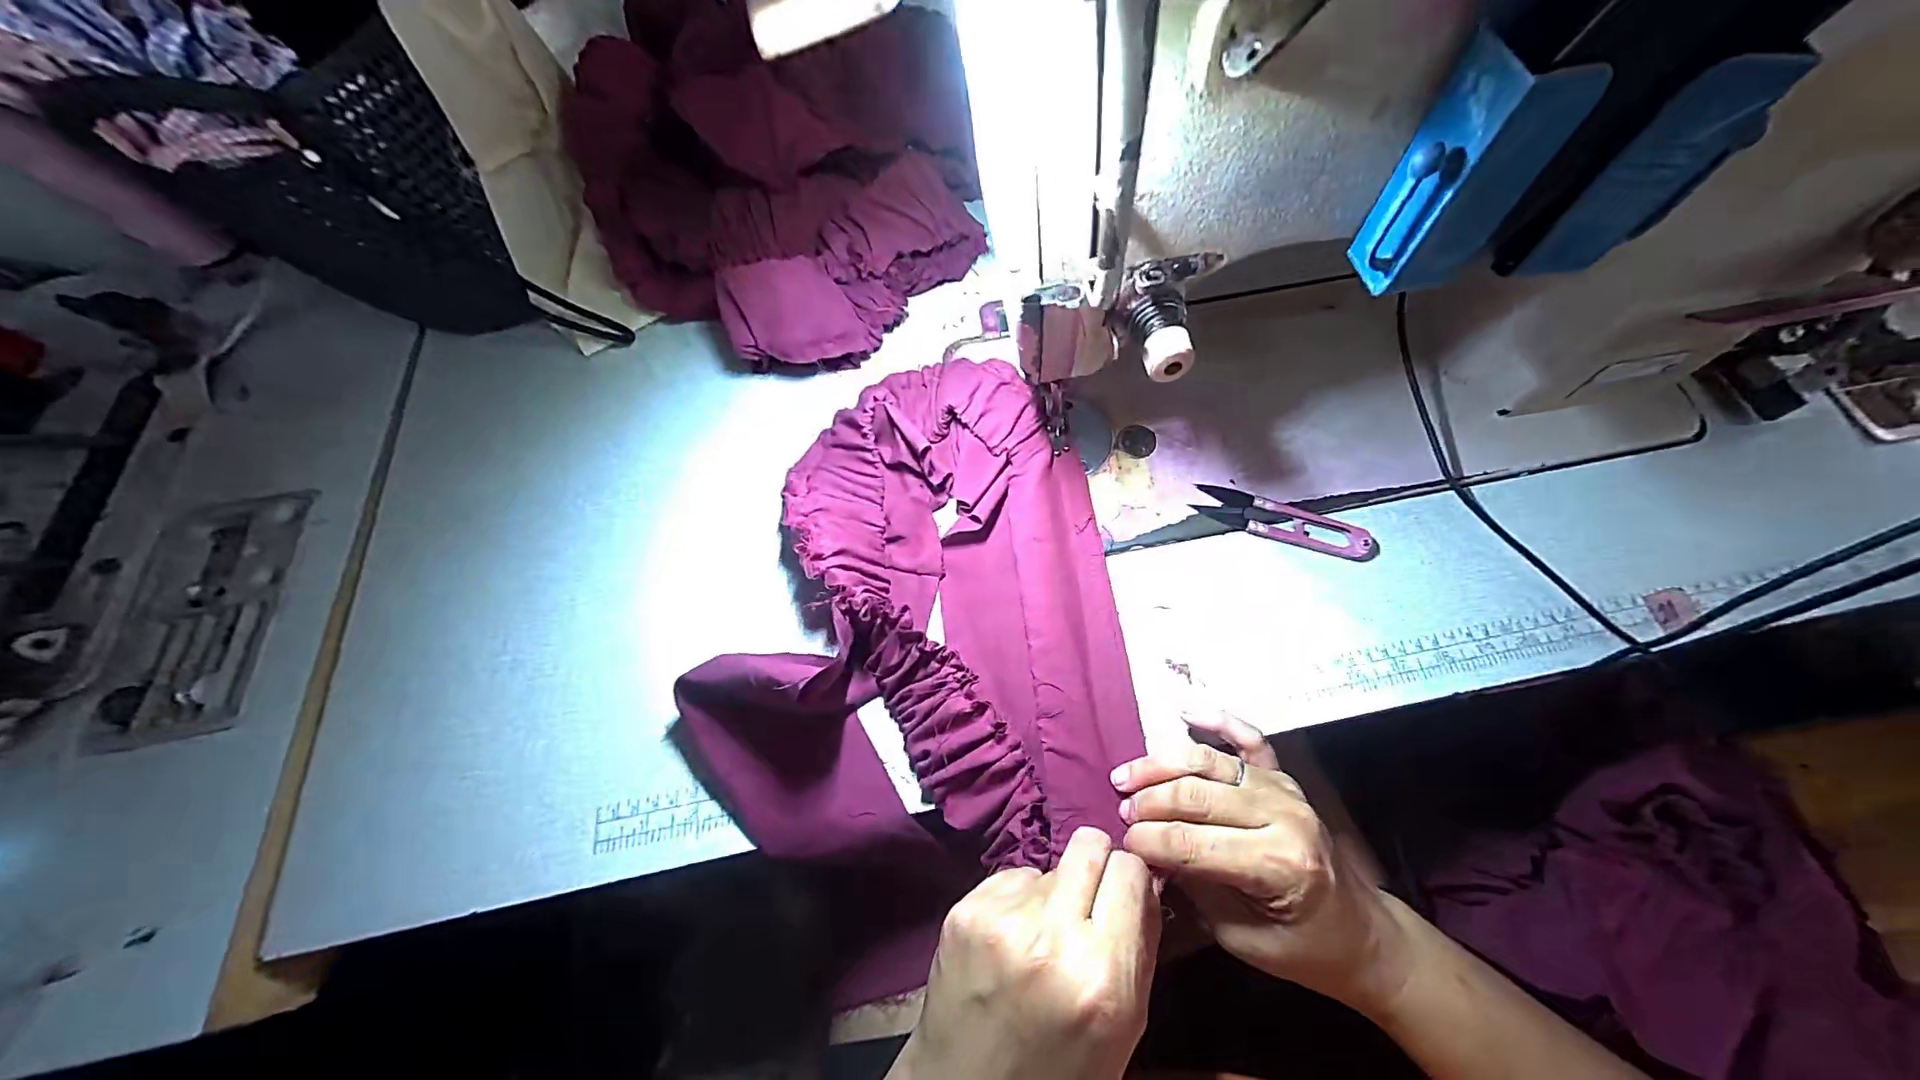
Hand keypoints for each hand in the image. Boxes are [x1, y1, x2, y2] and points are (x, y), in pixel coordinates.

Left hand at [890, 827, 1160, 1079]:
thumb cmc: (1061, 1066)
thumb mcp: (1124, 1025)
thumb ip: (1140, 945)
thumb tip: (1147, 878)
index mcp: (1103, 975)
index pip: (1130, 870)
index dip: (1130, 878)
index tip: (1123, 893)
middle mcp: (1052, 937)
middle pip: (1089, 845)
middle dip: (1095, 865)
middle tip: (1086, 900)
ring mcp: (1001, 919)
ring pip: (1048, 865)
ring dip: (1052, 893)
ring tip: (1041, 937)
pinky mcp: (965, 911)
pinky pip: (1010, 877)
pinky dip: (1017, 900)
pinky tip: (1011, 939)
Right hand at [1112, 713, 1409, 1011]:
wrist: (1361, 934)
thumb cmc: (1300, 945)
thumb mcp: (1240, 934)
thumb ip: (1194, 885)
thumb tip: (1146, 850)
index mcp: (1278, 863)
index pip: (1193, 842)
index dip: (1149, 840)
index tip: (1122, 843)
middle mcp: (1283, 815)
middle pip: (1197, 794)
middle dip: (1150, 802)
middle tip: (1121, 811)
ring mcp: (1284, 790)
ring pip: (1211, 762)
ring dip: (1162, 765)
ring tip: (1128, 775)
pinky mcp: (1284, 777)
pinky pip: (1250, 739)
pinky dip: (1219, 722)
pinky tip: (1188, 712)